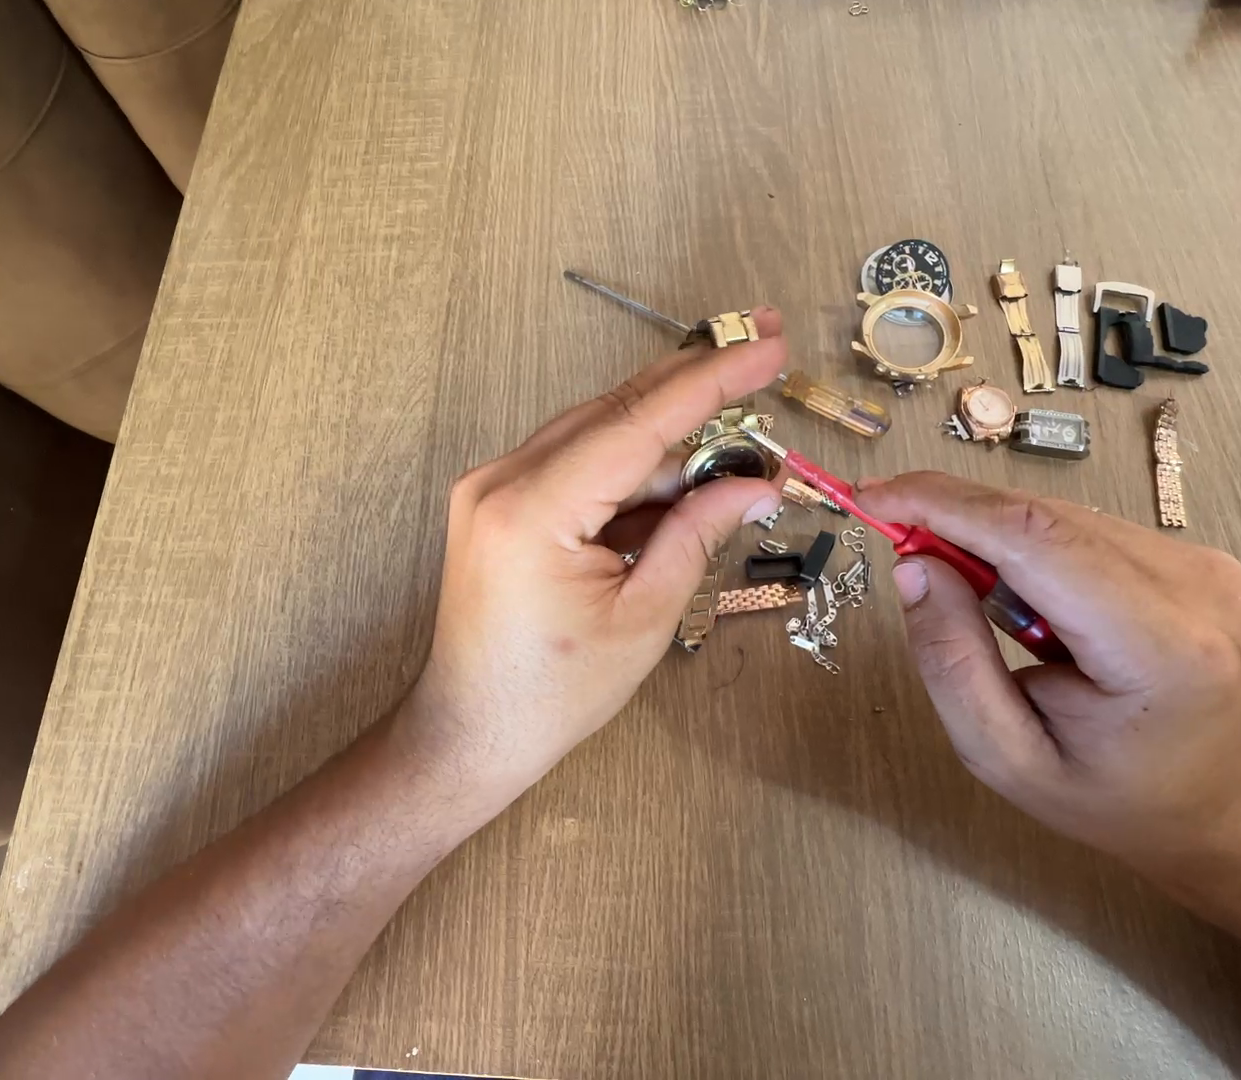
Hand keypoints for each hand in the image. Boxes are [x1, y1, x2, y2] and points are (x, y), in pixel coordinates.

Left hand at [402, 310, 787, 789]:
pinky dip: (630, 468)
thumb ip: (696, 535)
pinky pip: (576, 463)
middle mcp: (502, 478)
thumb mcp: (643, 617)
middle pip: (614, 410)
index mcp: (534, 508)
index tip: (768, 347)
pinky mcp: (498, 500)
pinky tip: (680, 480)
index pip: (638, 421)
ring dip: (666, 435)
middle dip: (693, 383)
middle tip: (762, 350)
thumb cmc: (554, 693)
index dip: (712, 381)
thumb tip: (754, 486)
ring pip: (597, 432)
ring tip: (733, 449)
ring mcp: (493, 485)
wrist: (471, 728)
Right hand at [854, 471, 1240, 876]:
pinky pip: (1081, 529)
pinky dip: (1022, 544)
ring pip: (1058, 516)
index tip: (872, 496)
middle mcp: (1198, 588)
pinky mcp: (1197, 560)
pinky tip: (1008, 589)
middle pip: (1043, 518)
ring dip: (986, 531)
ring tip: (952, 580)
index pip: (1034, 540)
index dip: (944, 505)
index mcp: (1159, 649)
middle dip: (952, 513)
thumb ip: (951, 660)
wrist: (1223, 809)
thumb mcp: (1001, 753)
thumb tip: (914, 566)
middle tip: (889, 532)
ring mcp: (1207, 566)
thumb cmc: (1108, 798)